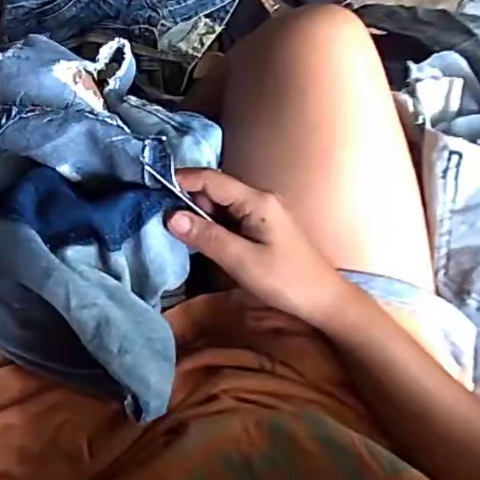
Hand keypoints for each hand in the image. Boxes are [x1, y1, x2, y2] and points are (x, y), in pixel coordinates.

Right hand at [167, 168, 361, 330]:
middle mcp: (261, 199)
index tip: (154, 191)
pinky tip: (205, 242)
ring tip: (181, 234)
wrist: (324, 300)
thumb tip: (171, 216)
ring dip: (201, 216)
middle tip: (166, 223)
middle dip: (189, 201)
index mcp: (257, 200)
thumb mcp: (241, 261)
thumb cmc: (286, 280)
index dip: (182, 180)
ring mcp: (264, 212)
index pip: (211, 179)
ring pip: (222, 205)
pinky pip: (232, 218)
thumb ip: (206, 236)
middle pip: (216, 189)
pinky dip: (215, 226)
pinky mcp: (265, 228)